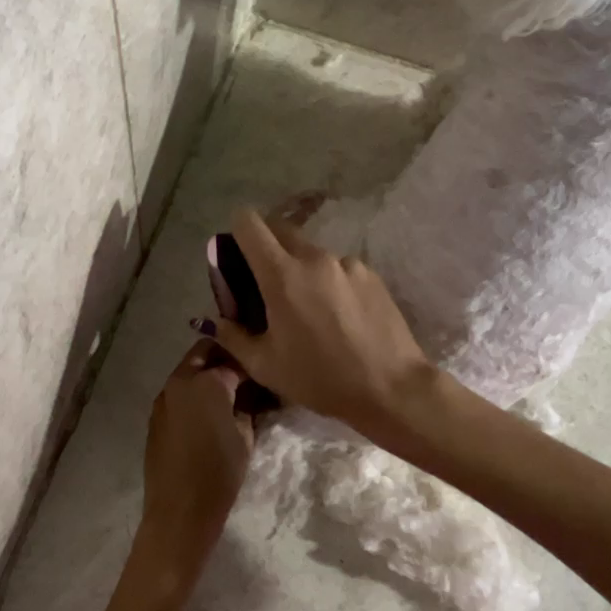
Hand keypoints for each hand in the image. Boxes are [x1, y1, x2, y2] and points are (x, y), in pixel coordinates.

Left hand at [138, 340, 254, 566]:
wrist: (179, 510)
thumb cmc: (219, 472)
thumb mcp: (246, 436)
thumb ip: (247, 406)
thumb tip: (248, 394)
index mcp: (207, 381)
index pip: (236, 361)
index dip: (252, 367)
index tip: (264, 376)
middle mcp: (181, 381)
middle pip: (205, 354)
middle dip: (225, 359)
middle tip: (245, 377)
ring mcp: (164, 398)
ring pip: (188, 371)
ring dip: (207, 375)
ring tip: (228, 395)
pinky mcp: (155, 416)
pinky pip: (178, 393)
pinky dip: (194, 394)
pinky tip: (208, 413)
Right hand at [212, 208, 441, 434]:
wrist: (391, 388)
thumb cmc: (321, 379)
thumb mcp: (265, 366)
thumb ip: (233, 336)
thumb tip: (218, 319)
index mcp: (282, 275)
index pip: (249, 223)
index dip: (236, 232)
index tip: (236, 256)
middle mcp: (314, 257)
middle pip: (281, 229)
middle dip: (266, 247)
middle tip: (265, 285)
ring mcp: (347, 263)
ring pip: (311, 253)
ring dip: (300, 269)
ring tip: (308, 310)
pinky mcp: (371, 274)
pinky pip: (338, 269)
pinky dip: (329, 283)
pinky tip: (338, 318)